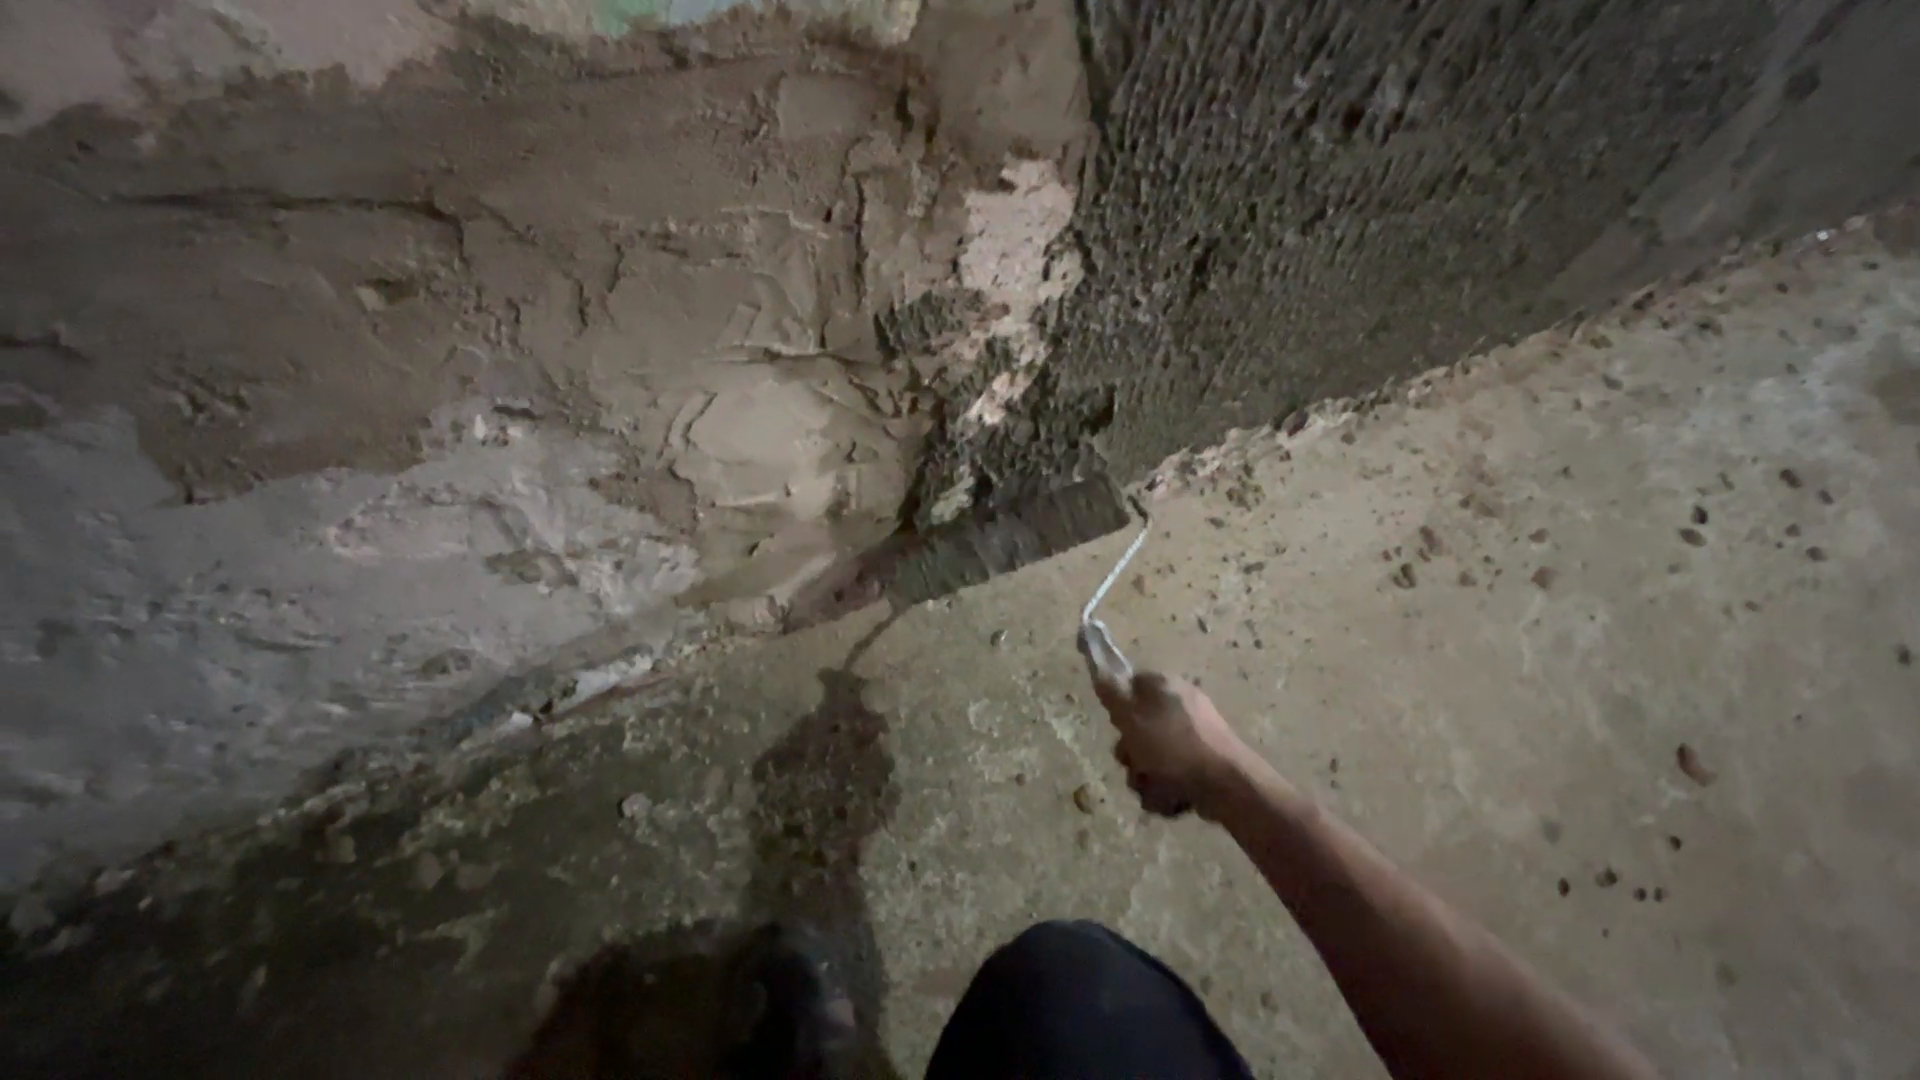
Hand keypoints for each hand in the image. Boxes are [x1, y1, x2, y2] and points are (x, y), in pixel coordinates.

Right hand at [1091, 670, 1248, 819]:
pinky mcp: (1204, 759)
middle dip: (1131, 753)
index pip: (1128, 687)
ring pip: (1153, 754)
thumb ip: (1111, 692)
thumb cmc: (1172, 747)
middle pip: (1138, 726)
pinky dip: (1167, 786)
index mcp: (1163, 684)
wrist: (1225, 784)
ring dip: (1146, 776)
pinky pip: (1173, 770)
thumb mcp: (1131, 717)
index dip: (1118, 711)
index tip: (1120, 728)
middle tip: (1135, 764)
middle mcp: (1180, 703)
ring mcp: (1195, 732)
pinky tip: (1171, 797)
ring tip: (1154, 788)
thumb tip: (1100, 668)